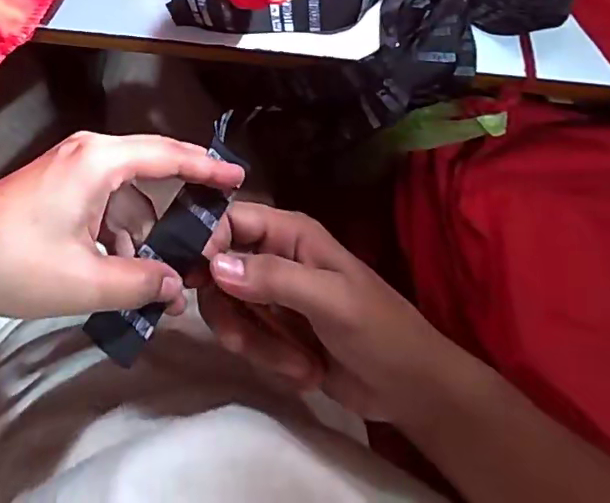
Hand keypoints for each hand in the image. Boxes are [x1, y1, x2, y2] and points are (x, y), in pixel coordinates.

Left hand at [0, 131, 243, 322]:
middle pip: (150, 173)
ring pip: (125, 195)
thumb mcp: (85, 281)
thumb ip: (141, 282)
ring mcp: (68, 168)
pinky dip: (115, 232)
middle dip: (176, 210)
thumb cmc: (17, 263)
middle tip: (204, 244)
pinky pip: (101, 203)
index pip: (168, 155)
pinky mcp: (54, 186)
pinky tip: (115, 270)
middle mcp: (88, 153)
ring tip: (152, 279)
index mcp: (99, 160)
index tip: (239, 176)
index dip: (207, 166)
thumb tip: (178, 285)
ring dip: (141, 232)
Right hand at [197, 201, 454, 422]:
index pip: (230, 219)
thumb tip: (214, 264)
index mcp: (288, 232)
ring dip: (254, 342)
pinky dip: (267, 358)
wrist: (412, 390)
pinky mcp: (272, 329)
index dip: (208, 242)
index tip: (197, 279)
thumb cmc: (379, 330)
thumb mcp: (330, 300)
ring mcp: (270, 294)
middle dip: (230, 310)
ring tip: (295, 364)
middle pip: (218, 269)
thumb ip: (273, 278)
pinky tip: (303, 370)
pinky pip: (244, 336)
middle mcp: (272, 255)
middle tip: (241, 341)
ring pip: (227, 307)